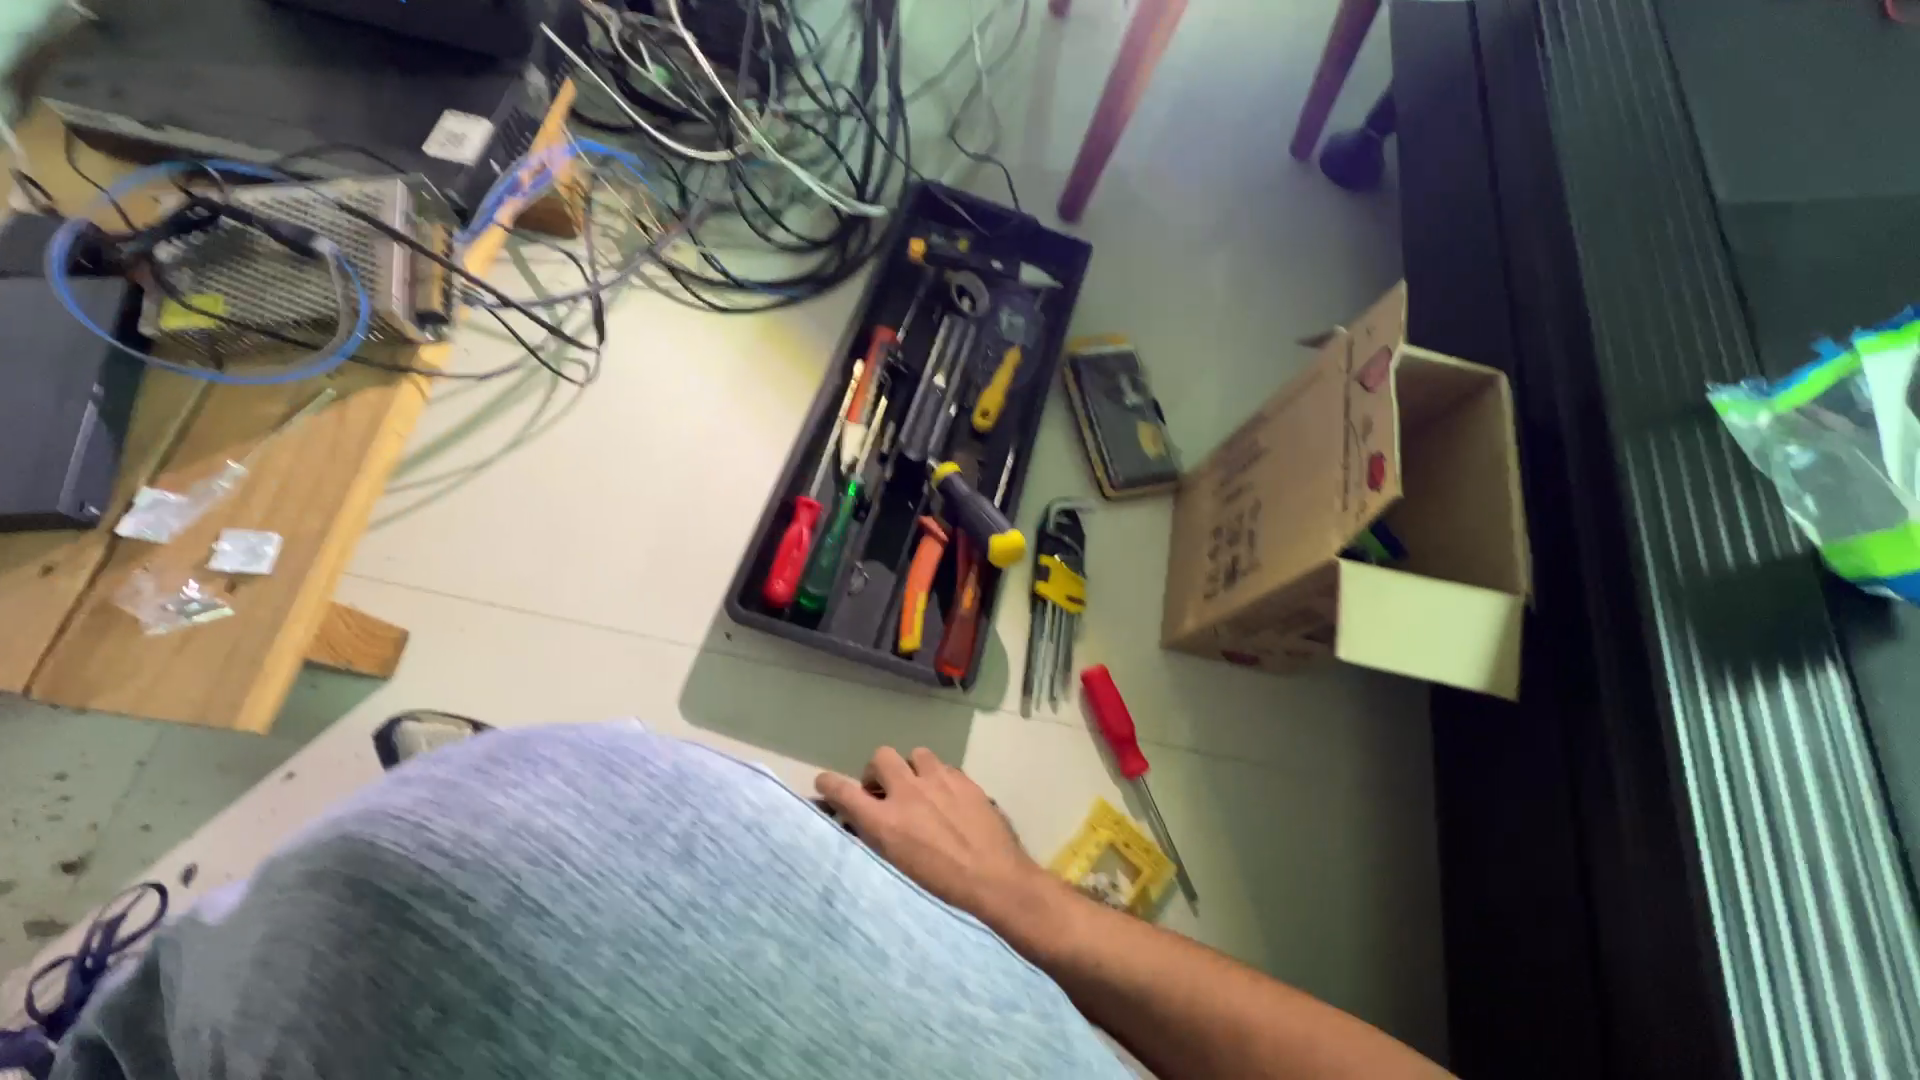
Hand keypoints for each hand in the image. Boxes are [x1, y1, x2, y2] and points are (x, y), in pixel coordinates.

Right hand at [816, 747, 1063, 932]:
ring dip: (913, 769)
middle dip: (879, 771)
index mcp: (884, 822)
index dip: (829, 785)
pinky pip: (944, 766)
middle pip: (881, 757)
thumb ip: (878, 839)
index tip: (825, 783)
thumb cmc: (942, 886)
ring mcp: (938, 782)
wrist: (995, 880)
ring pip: (915, 754)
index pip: (843, 792)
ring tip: (922, 788)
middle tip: (886, 790)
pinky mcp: (964, 780)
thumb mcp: (898, 867)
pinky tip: (949, 797)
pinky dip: (940, 778)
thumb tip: (865, 826)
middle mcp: (907, 793)